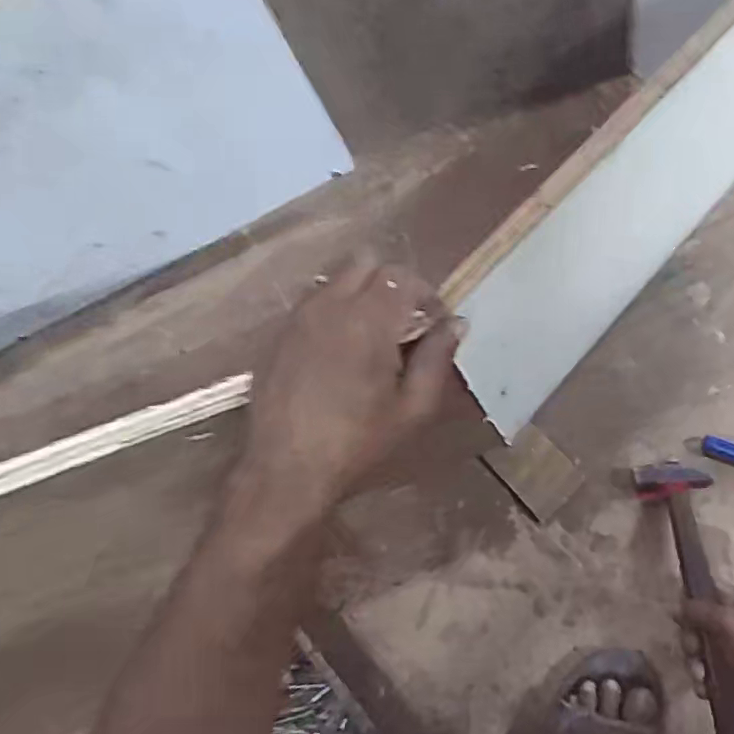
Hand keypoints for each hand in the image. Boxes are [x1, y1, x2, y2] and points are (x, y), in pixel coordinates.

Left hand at [230, 254, 461, 536]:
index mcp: (368, 319)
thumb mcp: (413, 409)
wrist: (287, 470)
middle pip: (367, 264)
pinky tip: (338, 353)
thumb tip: (455, 324)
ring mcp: (297, 318)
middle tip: (406, 323)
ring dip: (361, 295)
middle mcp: (329, 305)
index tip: (435, 322)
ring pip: (336, 280)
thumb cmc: (358, 444)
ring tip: (372, 337)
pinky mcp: (277, 336)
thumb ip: (437, 359)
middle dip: (393, 285)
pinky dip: (333, 312)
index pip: (403, 276)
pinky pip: (311, 304)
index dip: (426, 294)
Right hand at [681, 591, 733, 721]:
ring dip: (693, 664)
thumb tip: (675, 607)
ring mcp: (727, 651)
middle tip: (694, 650)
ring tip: (701, 676)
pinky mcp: (725, 675)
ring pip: (695, 651)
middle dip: (690, 640)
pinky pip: (702, 672)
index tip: (682, 617)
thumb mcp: (726, 622)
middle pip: (694, 624)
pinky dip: (701, 680)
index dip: (690, 603)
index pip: (705, 594)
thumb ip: (698, 610)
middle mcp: (730, 625)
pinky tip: (705, 688)